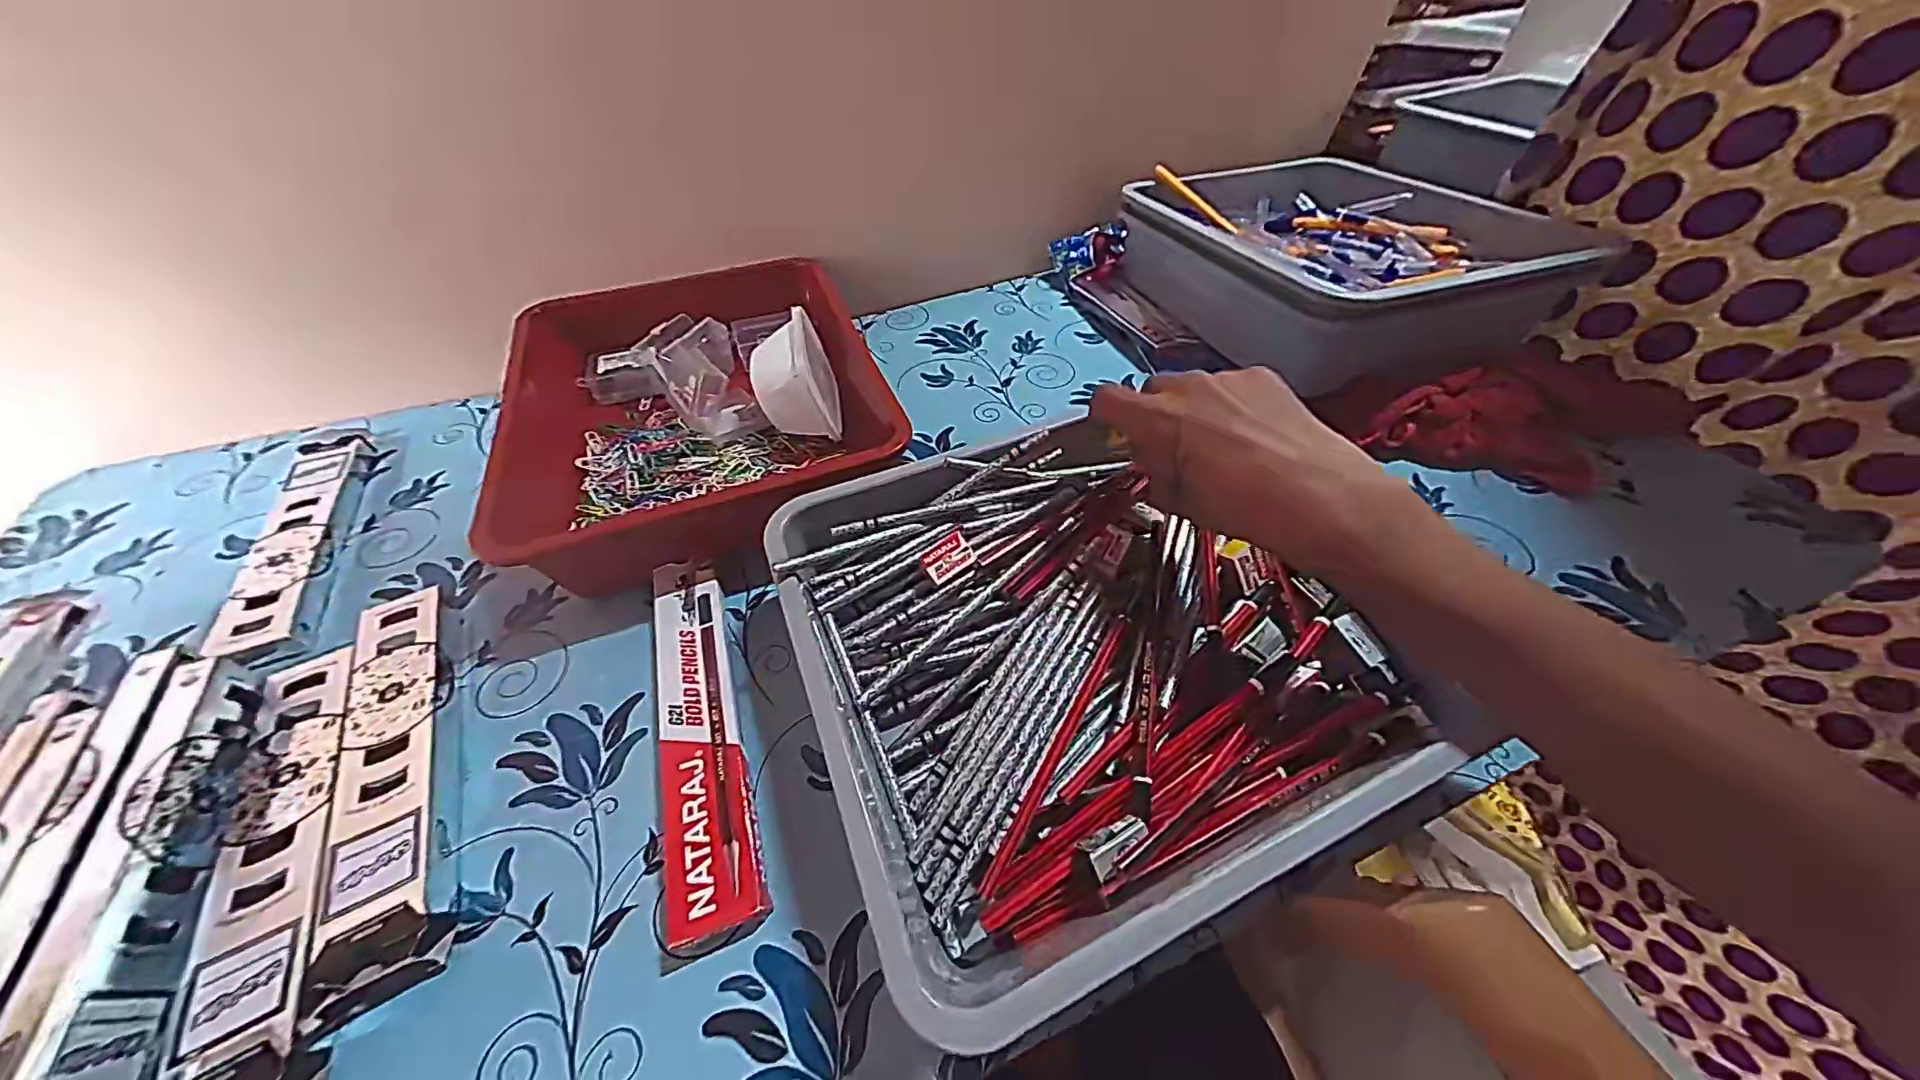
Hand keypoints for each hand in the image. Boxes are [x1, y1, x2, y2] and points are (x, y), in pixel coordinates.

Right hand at [1088, 369, 1445, 587]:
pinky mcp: (1264, 379)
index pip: (1106, 399)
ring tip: (1217, 451)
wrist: (1325, 501)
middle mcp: (1191, 388)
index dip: (1104, 417)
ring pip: (1191, 388)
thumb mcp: (1182, 502)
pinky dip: (1229, 407)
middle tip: (1169, 453)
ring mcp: (1230, 380)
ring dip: (1193, 412)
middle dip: (1153, 418)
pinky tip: (1248, 440)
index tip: (1112, 431)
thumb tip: (1151, 463)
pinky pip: (1229, 387)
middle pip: (1151, 391)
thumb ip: (1154, 472)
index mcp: (1160, 420)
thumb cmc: (1253, 508)